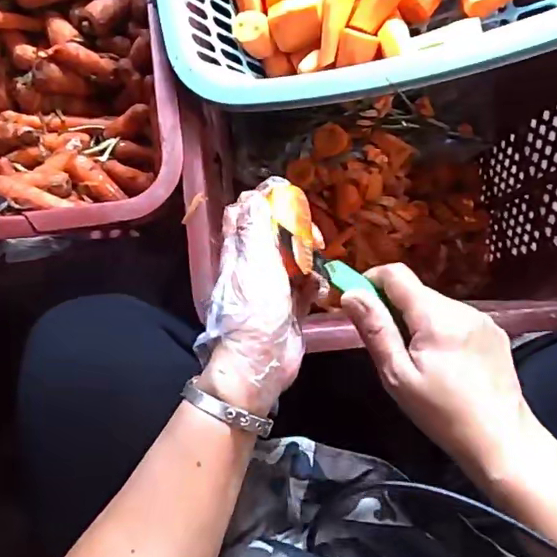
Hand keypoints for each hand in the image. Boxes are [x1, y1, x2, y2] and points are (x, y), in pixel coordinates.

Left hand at [194, 181, 306, 410]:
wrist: (260, 362)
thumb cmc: (254, 309)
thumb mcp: (253, 260)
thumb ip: (255, 226)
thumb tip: (257, 193)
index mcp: (238, 251)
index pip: (246, 212)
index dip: (266, 200)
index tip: (291, 198)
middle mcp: (253, 265)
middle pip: (276, 233)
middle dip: (297, 230)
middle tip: (313, 238)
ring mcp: (272, 287)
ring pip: (294, 258)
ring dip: (309, 258)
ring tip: (317, 263)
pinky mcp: (290, 307)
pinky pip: (307, 286)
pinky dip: (315, 284)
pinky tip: (318, 289)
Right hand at [341, 264, 556, 519]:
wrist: (503, 441)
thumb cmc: (442, 414)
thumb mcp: (397, 376)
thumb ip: (375, 329)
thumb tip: (351, 293)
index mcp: (436, 317)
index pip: (396, 274)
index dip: (370, 281)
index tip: (358, 304)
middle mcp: (461, 308)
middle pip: (415, 290)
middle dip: (393, 307)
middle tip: (386, 345)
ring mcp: (482, 318)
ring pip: (434, 304)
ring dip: (417, 320)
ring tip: (417, 359)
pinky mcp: (494, 331)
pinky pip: (455, 318)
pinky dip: (439, 329)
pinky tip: (443, 362)